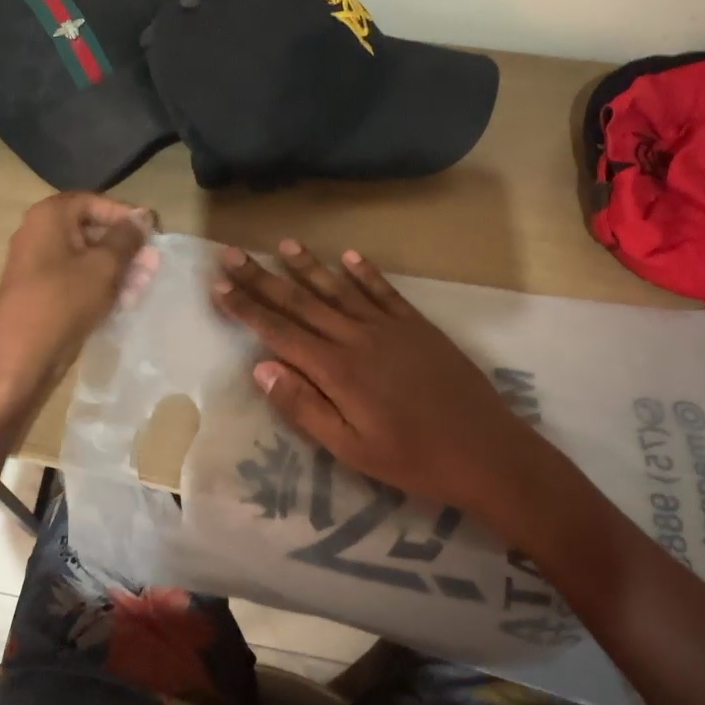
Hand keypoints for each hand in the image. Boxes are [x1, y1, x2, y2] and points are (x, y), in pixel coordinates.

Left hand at [0, 193, 156, 409]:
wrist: (19, 358)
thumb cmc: (63, 301)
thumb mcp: (103, 266)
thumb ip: (126, 239)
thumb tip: (143, 217)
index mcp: (49, 216)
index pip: (94, 201)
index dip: (125, 215)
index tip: (153, 234)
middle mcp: (40, 234)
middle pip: (91, 230)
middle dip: (125, 247)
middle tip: (154, 265)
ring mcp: (39, 266)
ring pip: (86, 258)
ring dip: (118, 269)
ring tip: (146, 286)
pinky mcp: (43, 294)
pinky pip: (77, 280)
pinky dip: (101, 286)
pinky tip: (127, 301)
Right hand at [211, 240, 545, 516]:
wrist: (487, 451)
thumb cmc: (412, 460)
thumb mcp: (350, 449)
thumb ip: (304, 407)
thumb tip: (260, 368)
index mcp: (336, 370)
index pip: (279, 332)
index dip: (246, 308)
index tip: (218, 286)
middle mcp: (357, 338)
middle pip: (301, 302)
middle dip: (263, 278)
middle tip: (232, 253)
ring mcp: (390, 328)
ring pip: (339, 290)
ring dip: (308, 267)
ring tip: (282, 244)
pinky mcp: (418, 327)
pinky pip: (384, 292)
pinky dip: (365, 273)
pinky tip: (349, 256)